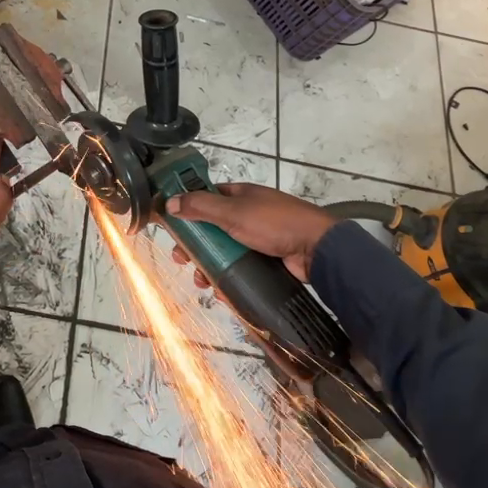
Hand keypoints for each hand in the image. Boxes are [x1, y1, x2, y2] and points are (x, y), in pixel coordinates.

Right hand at [167, 184, 337, 280]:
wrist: (318, 250)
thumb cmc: (275, 223)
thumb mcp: (233, 211)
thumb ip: (201, 206)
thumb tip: (170, 202)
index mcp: (240, 196)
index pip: (206, 198)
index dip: (187, 210)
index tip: (172, 226)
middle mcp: (248, 214)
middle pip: (212, 230)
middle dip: (195, 246)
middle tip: (181, 260)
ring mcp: (258, 239)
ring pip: (224, 253)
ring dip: (209, 267)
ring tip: (201, 281)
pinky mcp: (266, 261)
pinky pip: (240, 269)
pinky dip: (228, 279)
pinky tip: (221, 291)